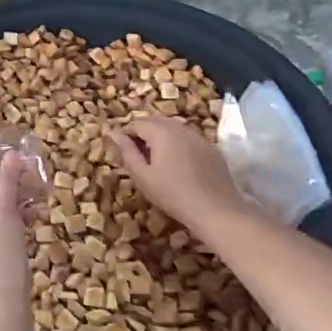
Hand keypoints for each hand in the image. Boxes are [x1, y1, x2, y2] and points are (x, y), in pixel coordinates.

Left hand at [0, 151, 32, 303]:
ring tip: (38, 194)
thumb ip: (8, 179)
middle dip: (6, 184)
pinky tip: (35, 215)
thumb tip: (12, 152)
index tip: (0, 178)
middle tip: (29, 178)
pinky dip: (17, 215)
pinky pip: (2, 222)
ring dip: (16, 198)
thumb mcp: (5, 208)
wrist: (5, 292)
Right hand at [111, 116, 252, 229]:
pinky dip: (177, 144)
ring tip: (157, 160)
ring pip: (173, 128)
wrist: (216, 209)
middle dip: (143, 133)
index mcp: (161, 131)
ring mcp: (198, 136)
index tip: (123, 152)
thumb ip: (127, 152)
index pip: (137, 123)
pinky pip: (187, 138)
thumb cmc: (173, 194)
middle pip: (155, 121)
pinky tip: (178, 165)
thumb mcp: (143, 176)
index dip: (126, 135)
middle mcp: (180, 127)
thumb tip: (115, 134)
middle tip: (138, 156)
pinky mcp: (210, 147)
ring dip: (160, 137)